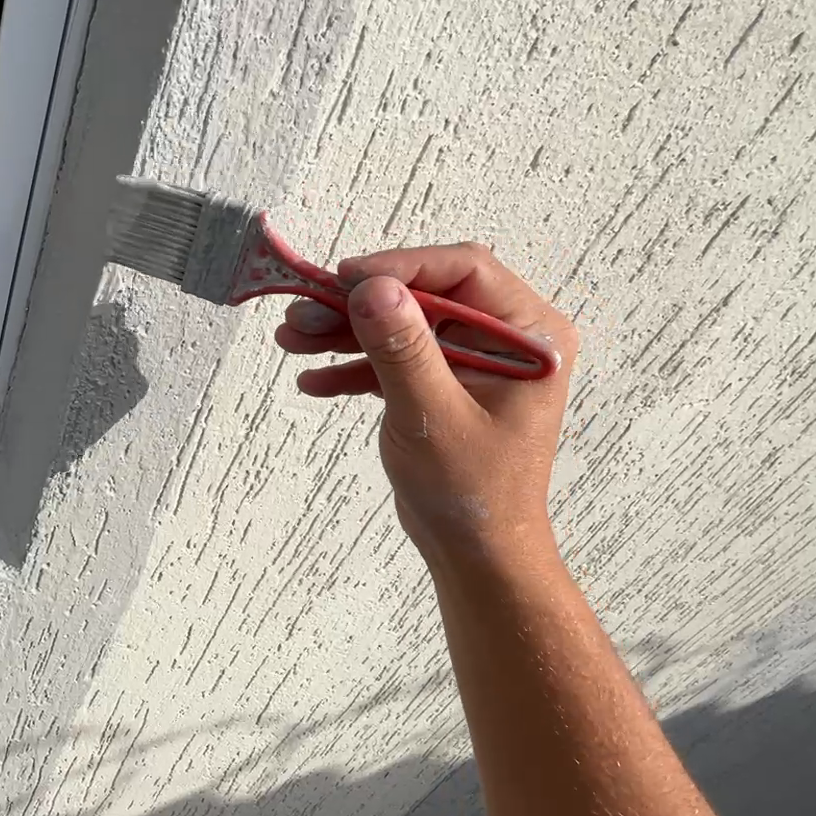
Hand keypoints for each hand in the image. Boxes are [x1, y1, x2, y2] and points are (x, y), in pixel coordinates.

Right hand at [273, 243, 577, 566]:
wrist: (473, 549)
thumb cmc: (470, 489)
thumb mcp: (432, 414)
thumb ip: (403, 349)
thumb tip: (371, 288)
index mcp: (525, 336)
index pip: (464, 271)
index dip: (400, 267)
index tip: (342, 278)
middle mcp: (499, 339)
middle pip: (420, 296)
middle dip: (357, 304)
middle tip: (301, 314)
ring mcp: (465, 362)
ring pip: (396, 326)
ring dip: (342, 332)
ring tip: (290, 340)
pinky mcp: (435, 384)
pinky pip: (388, 360)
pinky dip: (349, 368)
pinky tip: (312, 382)